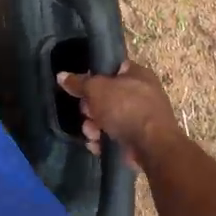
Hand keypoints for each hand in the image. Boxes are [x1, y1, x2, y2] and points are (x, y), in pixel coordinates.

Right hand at [57, 61, 182, 166]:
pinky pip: (116, 135)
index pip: (112, 68)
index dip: (93, 75)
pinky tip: (97, 145)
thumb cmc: (126, 108)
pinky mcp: (142, 139)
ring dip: (94, 126)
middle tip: (86, 113)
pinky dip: (105, 140)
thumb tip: (62, 76)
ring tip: (91, 134)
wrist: (153, 147)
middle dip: (90, 108)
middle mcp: (144, 94)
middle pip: (107, 96)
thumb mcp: (95, 89)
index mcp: (138, 74)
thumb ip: (78, 82)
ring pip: (109, 118)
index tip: (81, 86)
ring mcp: (144, 118)